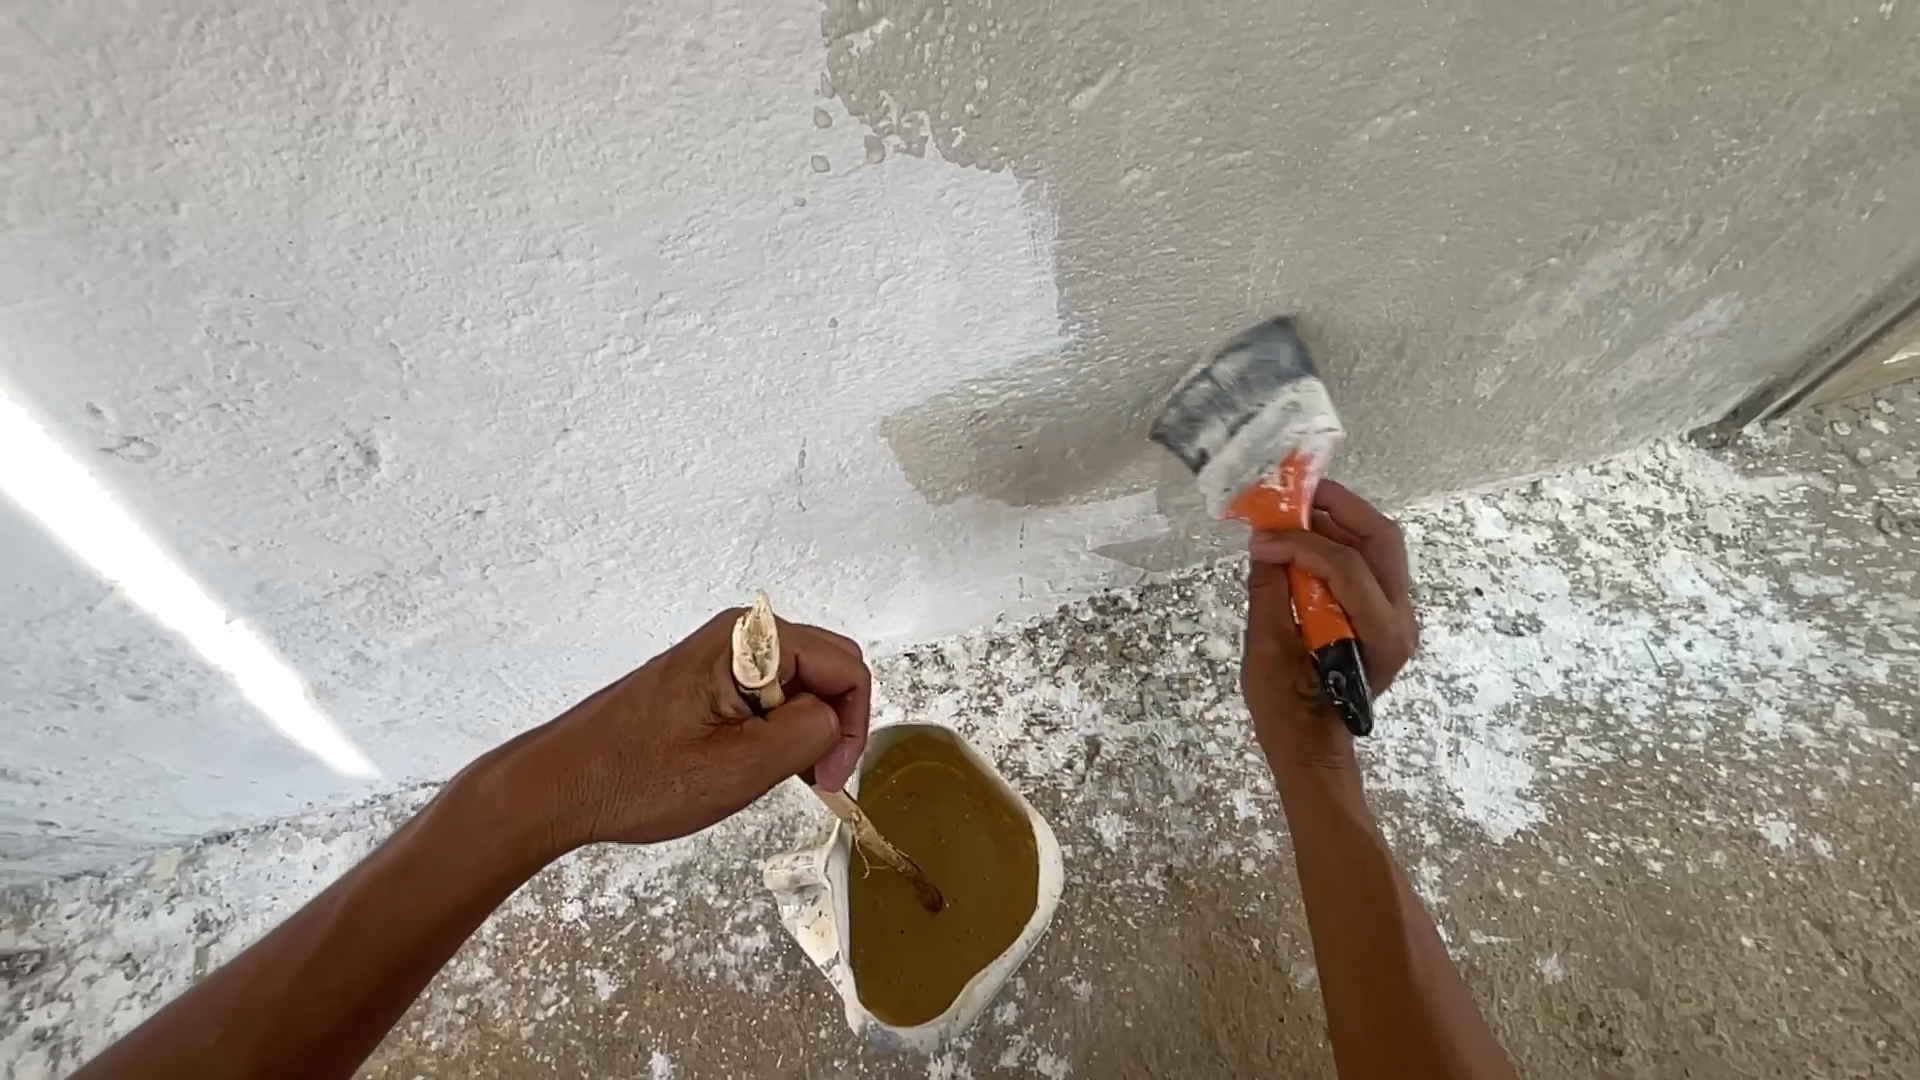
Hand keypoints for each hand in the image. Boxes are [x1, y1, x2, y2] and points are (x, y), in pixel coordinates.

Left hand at [525, 609, 871, 847]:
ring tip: (780, 773)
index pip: (846, 668)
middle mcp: (744, 634)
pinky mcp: (714, 674)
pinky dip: (782, 726)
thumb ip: (808, 734)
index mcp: (751, 641)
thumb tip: (836, 720)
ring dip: (808, 728)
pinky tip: (756, 760)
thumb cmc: (637, 778)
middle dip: (835, 723)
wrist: (559, 785)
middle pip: (830, 668)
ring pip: (805, 682)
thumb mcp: (738, 768)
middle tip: (814, 776)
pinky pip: (775, 691)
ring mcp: (726, 652)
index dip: (852, 725)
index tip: (829, 777)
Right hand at [1242, 480, 1416, 769]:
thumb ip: (1269, 593)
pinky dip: (1335, 541)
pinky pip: (1366, 562)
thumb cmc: (1286, 708)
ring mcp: (1395, 614)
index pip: (1346, 567)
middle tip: (1293, 493)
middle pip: (1381, 540)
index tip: (1259, 538)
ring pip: (1378, 545)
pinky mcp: (1380, 612)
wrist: (1311, 743)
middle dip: (1338, 507)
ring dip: (1337, 519)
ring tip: (1292, 510)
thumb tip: (1264, 546)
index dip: (1301, 543)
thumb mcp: (1265, 652)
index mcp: (1380, 636)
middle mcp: (1400, 619)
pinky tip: (1301, 538)